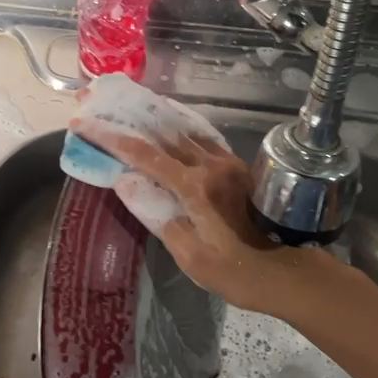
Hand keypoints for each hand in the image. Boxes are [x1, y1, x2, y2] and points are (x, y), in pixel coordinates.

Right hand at [72, 121, 327, 316]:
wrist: (294, 273)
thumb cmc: (241, 273)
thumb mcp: (192, 257)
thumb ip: (159, 216)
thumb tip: (127, 183)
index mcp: (196, 187)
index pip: (144, 155)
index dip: (110, 138)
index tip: (83, 124)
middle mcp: (212, 166)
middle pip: (162, 133)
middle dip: (127, 118)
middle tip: (99, 103)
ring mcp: (229, 164)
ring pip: (185, 130)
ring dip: (154, 116)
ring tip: (128, 103)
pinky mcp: (240, 169)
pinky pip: (204, 139)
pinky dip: (181, 127)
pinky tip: (172, 121)